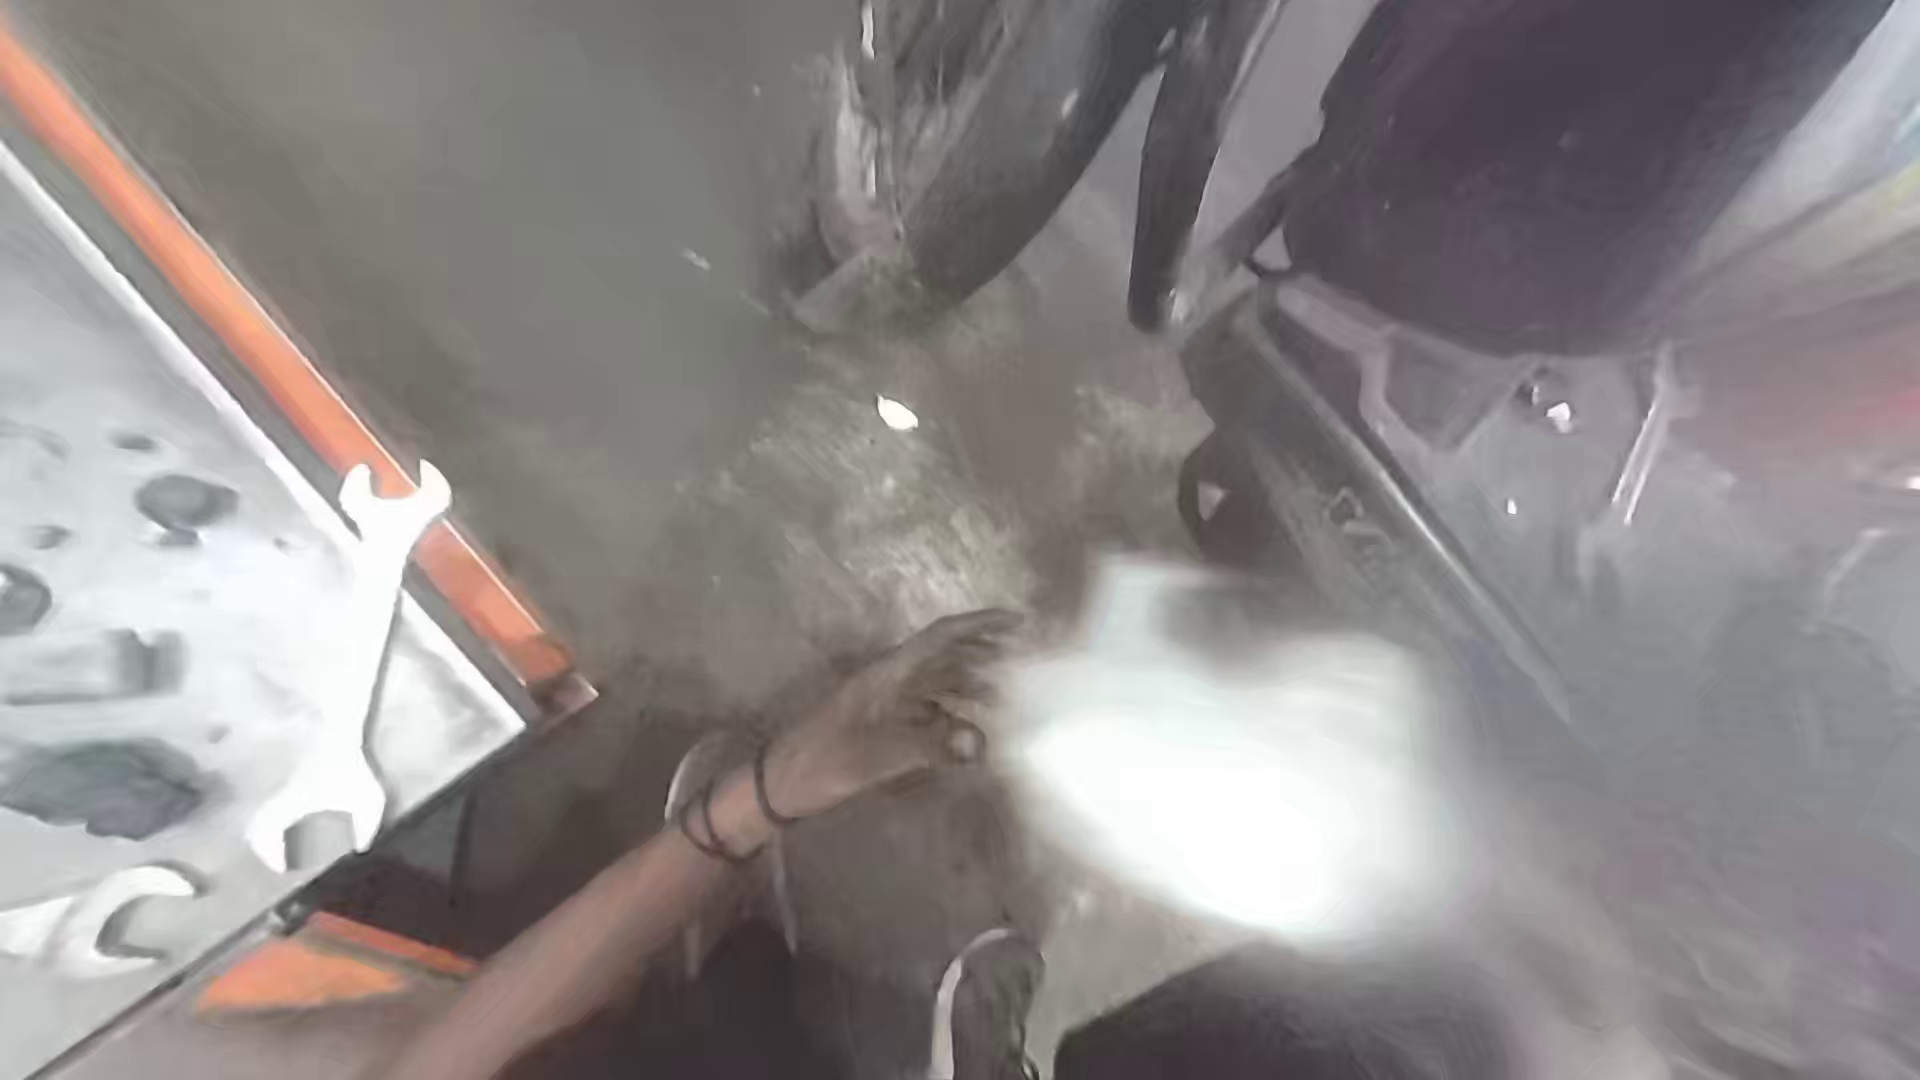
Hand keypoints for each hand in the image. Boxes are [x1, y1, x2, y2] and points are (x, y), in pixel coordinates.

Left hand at [759, 609, 1021, 819]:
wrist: (780, 783)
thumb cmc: (824, 762)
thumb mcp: (875, 756)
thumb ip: (927, 746)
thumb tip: (982, 741)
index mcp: (889, 672)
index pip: (940, 636)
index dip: (978, 624)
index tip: (1014, 621)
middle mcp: (891, 677)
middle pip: (943, 652)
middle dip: (982, 649)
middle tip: (1020, 657)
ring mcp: (886, 698)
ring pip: (937, 677)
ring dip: (969, 678)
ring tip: (1003, 692)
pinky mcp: (882, 720)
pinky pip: (927, 703)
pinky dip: (952, 707)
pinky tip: (966, 726)